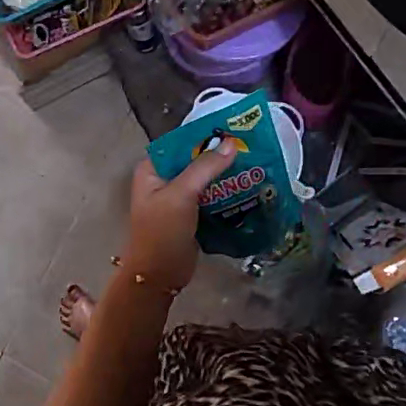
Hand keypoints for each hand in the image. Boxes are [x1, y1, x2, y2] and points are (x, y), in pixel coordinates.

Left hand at [123, 141, 236, 290]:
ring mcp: (177, 197)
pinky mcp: (190, 214)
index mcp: (152, 169)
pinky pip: (210, 195)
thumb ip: (205, 167)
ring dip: (224, 173)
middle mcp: (163, 179)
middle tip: (248, 145)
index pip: (180, 142)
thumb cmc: (162, 232)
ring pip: (204, 178)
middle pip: (194, 159)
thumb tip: (231, 142)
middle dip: (218, 154)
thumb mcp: (182, 195)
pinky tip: (246, 186)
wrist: (159, 277)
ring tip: (253, 162)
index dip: (204, 134)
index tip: (232, 128)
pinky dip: (225, 191)